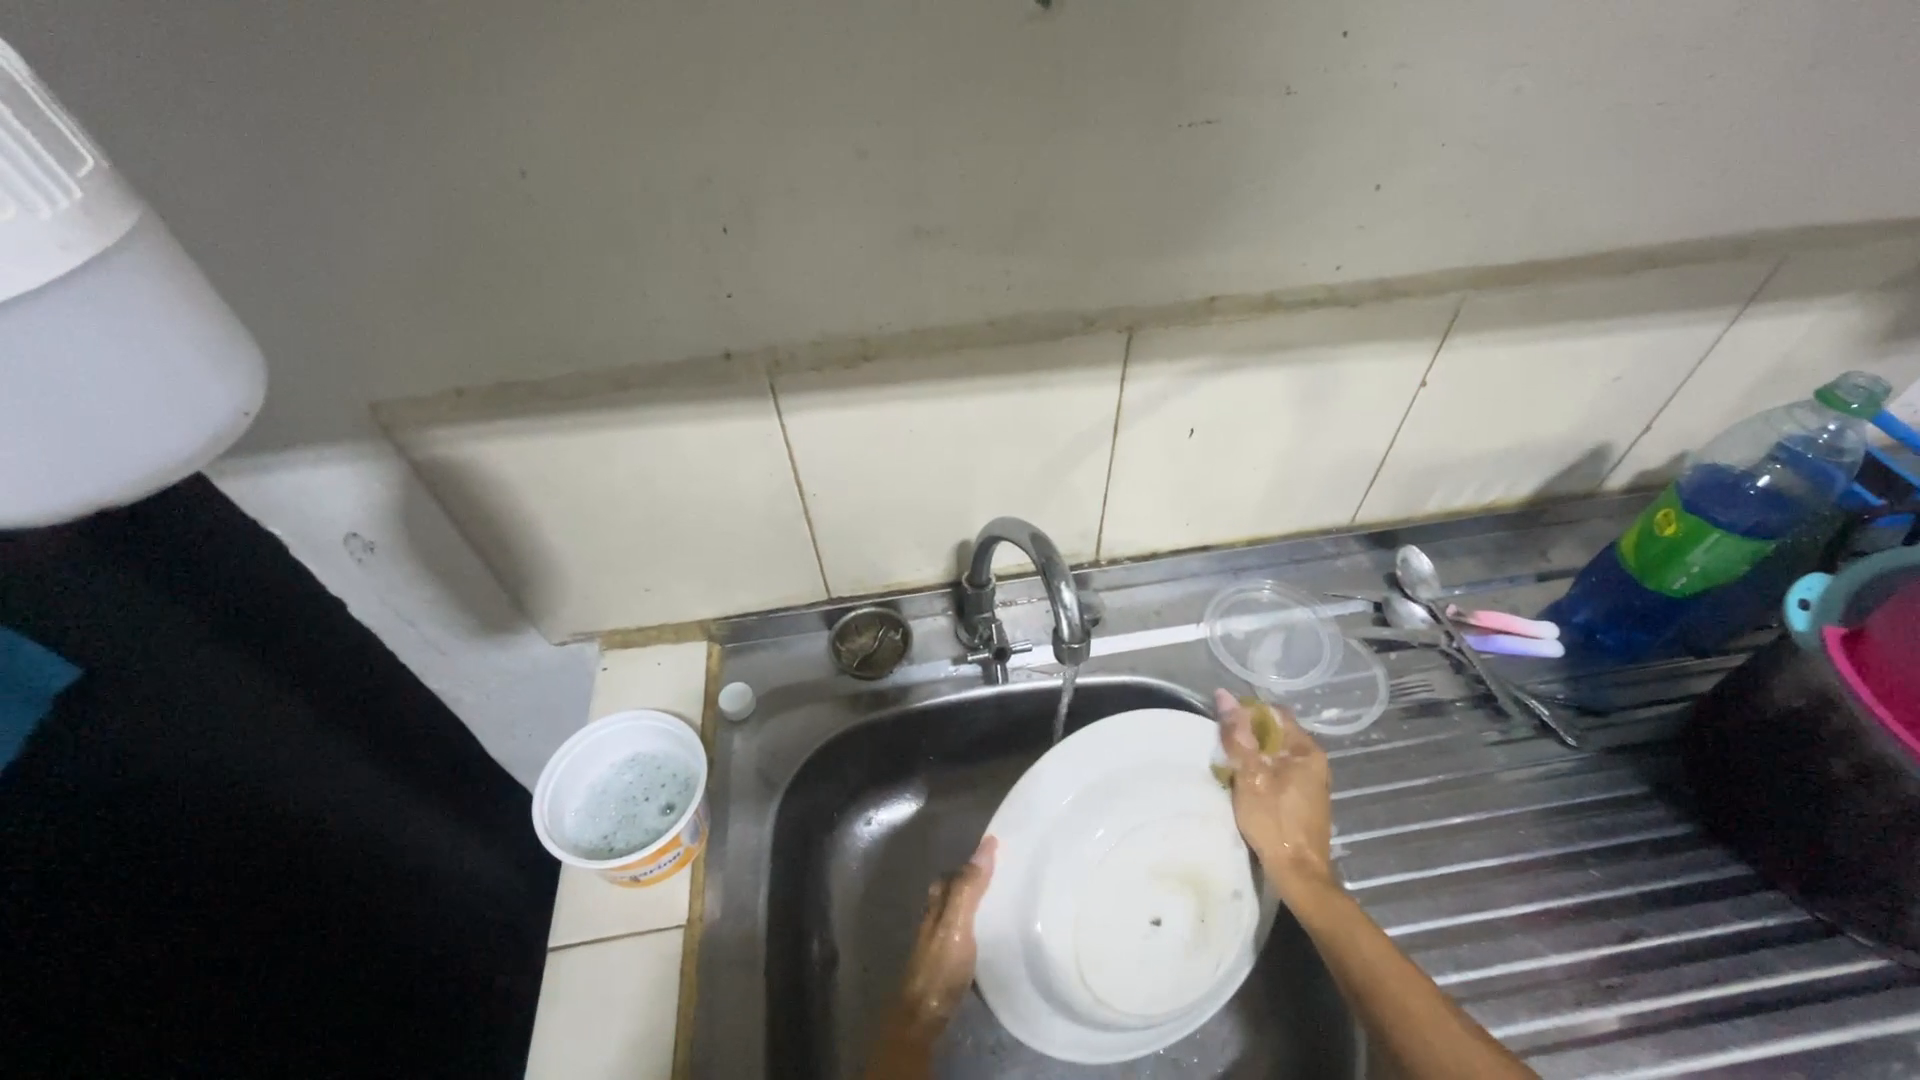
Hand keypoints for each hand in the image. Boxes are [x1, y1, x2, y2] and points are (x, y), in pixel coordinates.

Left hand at [893, 836, 996, 1032]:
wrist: (923, 1018)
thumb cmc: (940, 968)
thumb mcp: (956, 924)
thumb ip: (969, 888)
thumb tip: (985, 845)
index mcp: (937, 906)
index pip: (953, 874)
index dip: (972, 861)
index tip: (998, 850)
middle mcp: (935, 921)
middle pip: (953, 894)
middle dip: (974, 883)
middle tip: (1005, 878)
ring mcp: (939, 946)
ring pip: (959, 916)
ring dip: (977, 907)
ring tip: (1006, 906)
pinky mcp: (947, 967)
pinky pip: (966, 937)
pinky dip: (980, 931)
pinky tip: (995, 940)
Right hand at [1214, 689, 1335, 900]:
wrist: (1298, 873)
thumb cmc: (1273, 821)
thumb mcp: (1249, 775)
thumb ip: (1236, 735)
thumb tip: (1224, 696)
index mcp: (1307, 750)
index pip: (1273, 714)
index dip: (1246, 714)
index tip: (1223, 726)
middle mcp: (1315, 762)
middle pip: (1275, 735)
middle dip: (1247, 737)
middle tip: (1222, 748)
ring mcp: (1312, 782)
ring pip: (1276, 756)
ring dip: (1253, 757)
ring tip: (1229, 767)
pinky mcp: (1305, 800)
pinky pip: (1280, 774)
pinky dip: (1262, 773)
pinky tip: (1245, 786)